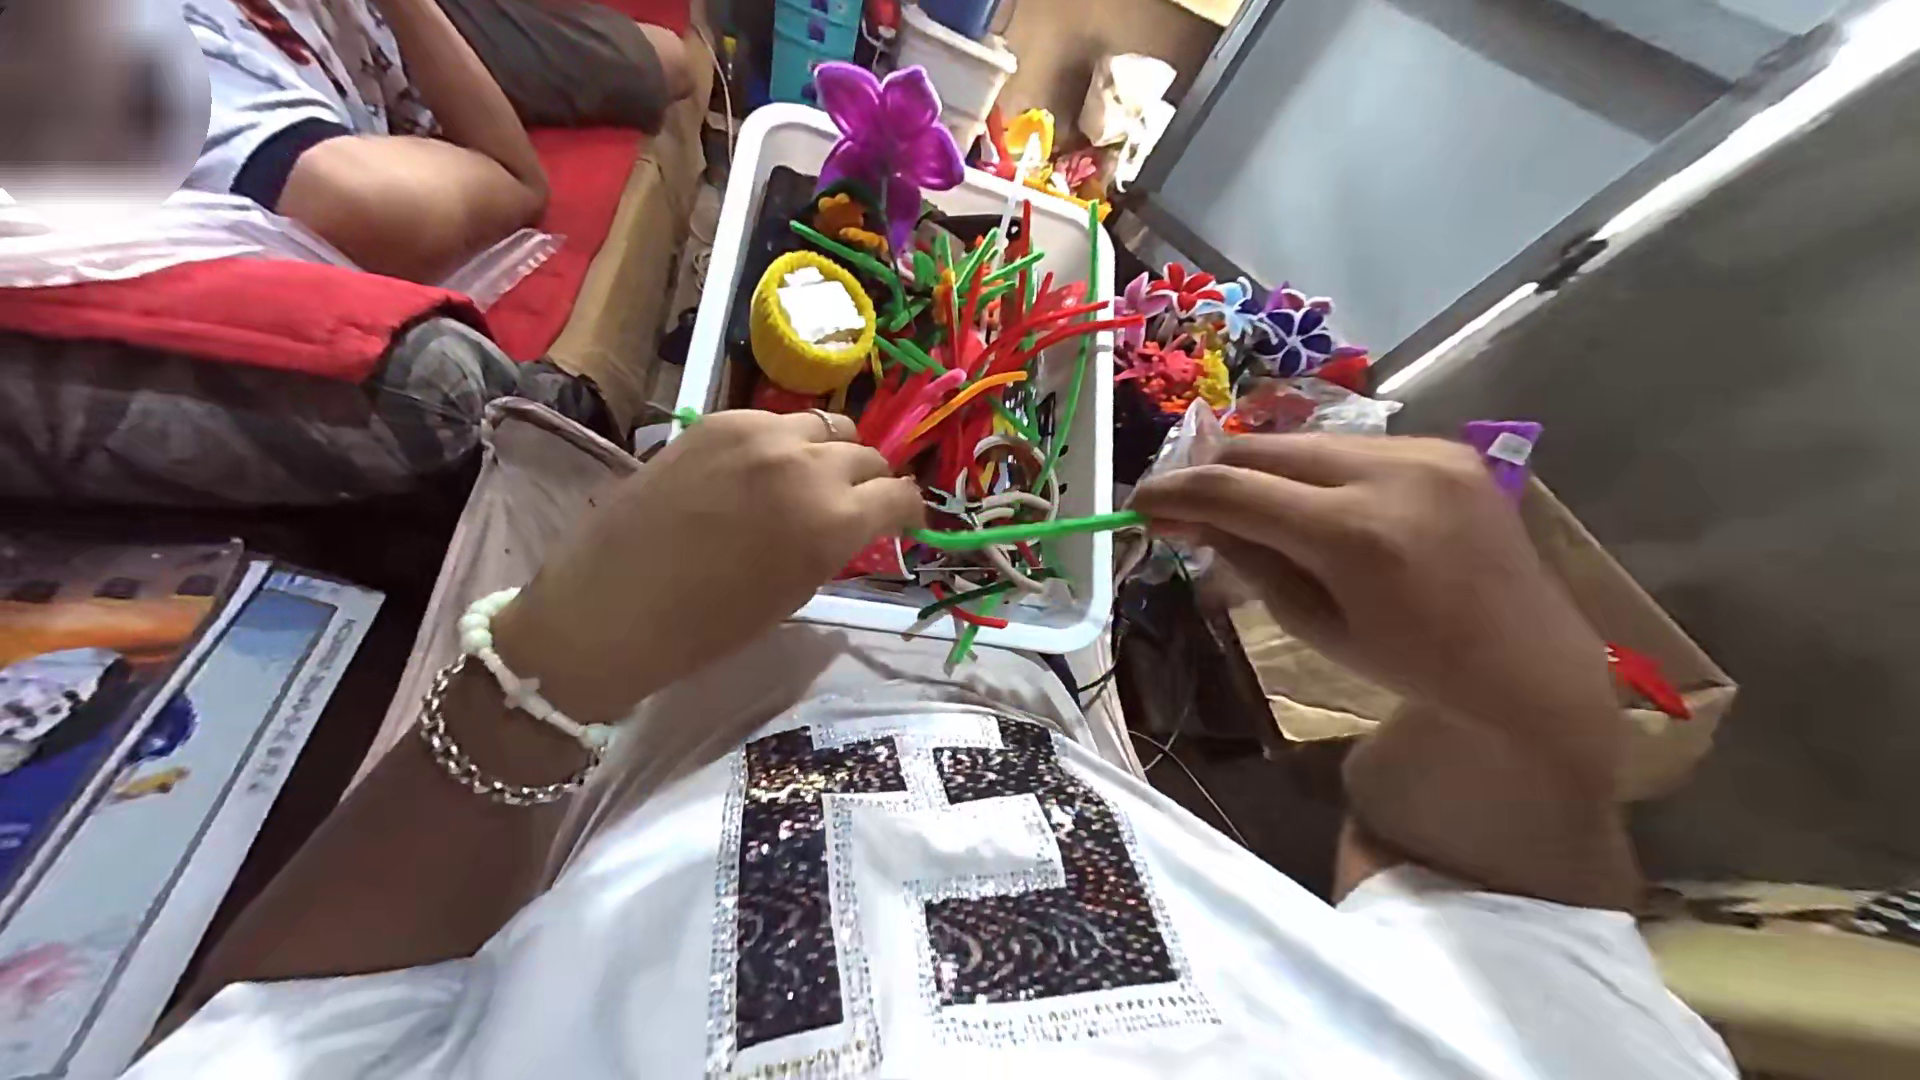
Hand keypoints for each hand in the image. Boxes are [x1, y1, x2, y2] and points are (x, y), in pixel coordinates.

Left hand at [492, 410, 924, 723]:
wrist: (612, 607)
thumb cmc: (711, 625)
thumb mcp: (797, 590)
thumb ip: (838, 544)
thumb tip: (858, 519)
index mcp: (833, 521)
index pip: (900, 495)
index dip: (909, 510)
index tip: (904, 521)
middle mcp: (807, 465)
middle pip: (868, 454)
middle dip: (872, 482)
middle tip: (855, 504)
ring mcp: (760, 434)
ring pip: (828, 425)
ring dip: (832, 453)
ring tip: (811, 477)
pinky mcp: (719, 421)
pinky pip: (776, 421)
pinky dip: (785, 443)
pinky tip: (761, 470)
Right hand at [1132, 434, 1620, 777]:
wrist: (1532, 665)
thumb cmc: (1411, 665)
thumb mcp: (1309, 621)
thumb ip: (1245, 557)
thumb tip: (1188, 519)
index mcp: (1355, 534)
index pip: (1232, 490)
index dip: (1172, 491)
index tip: (1138, 502)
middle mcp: (1389, 472)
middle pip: (1257, 448)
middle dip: (1205, 475)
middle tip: (1178, 509)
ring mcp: (1422, 451)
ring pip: (1295, 441)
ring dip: (1251, 471)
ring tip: (1235, 509)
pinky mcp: (1441, 447)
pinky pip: (1339, 448)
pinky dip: (1299, 471)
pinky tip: (1298, 504)